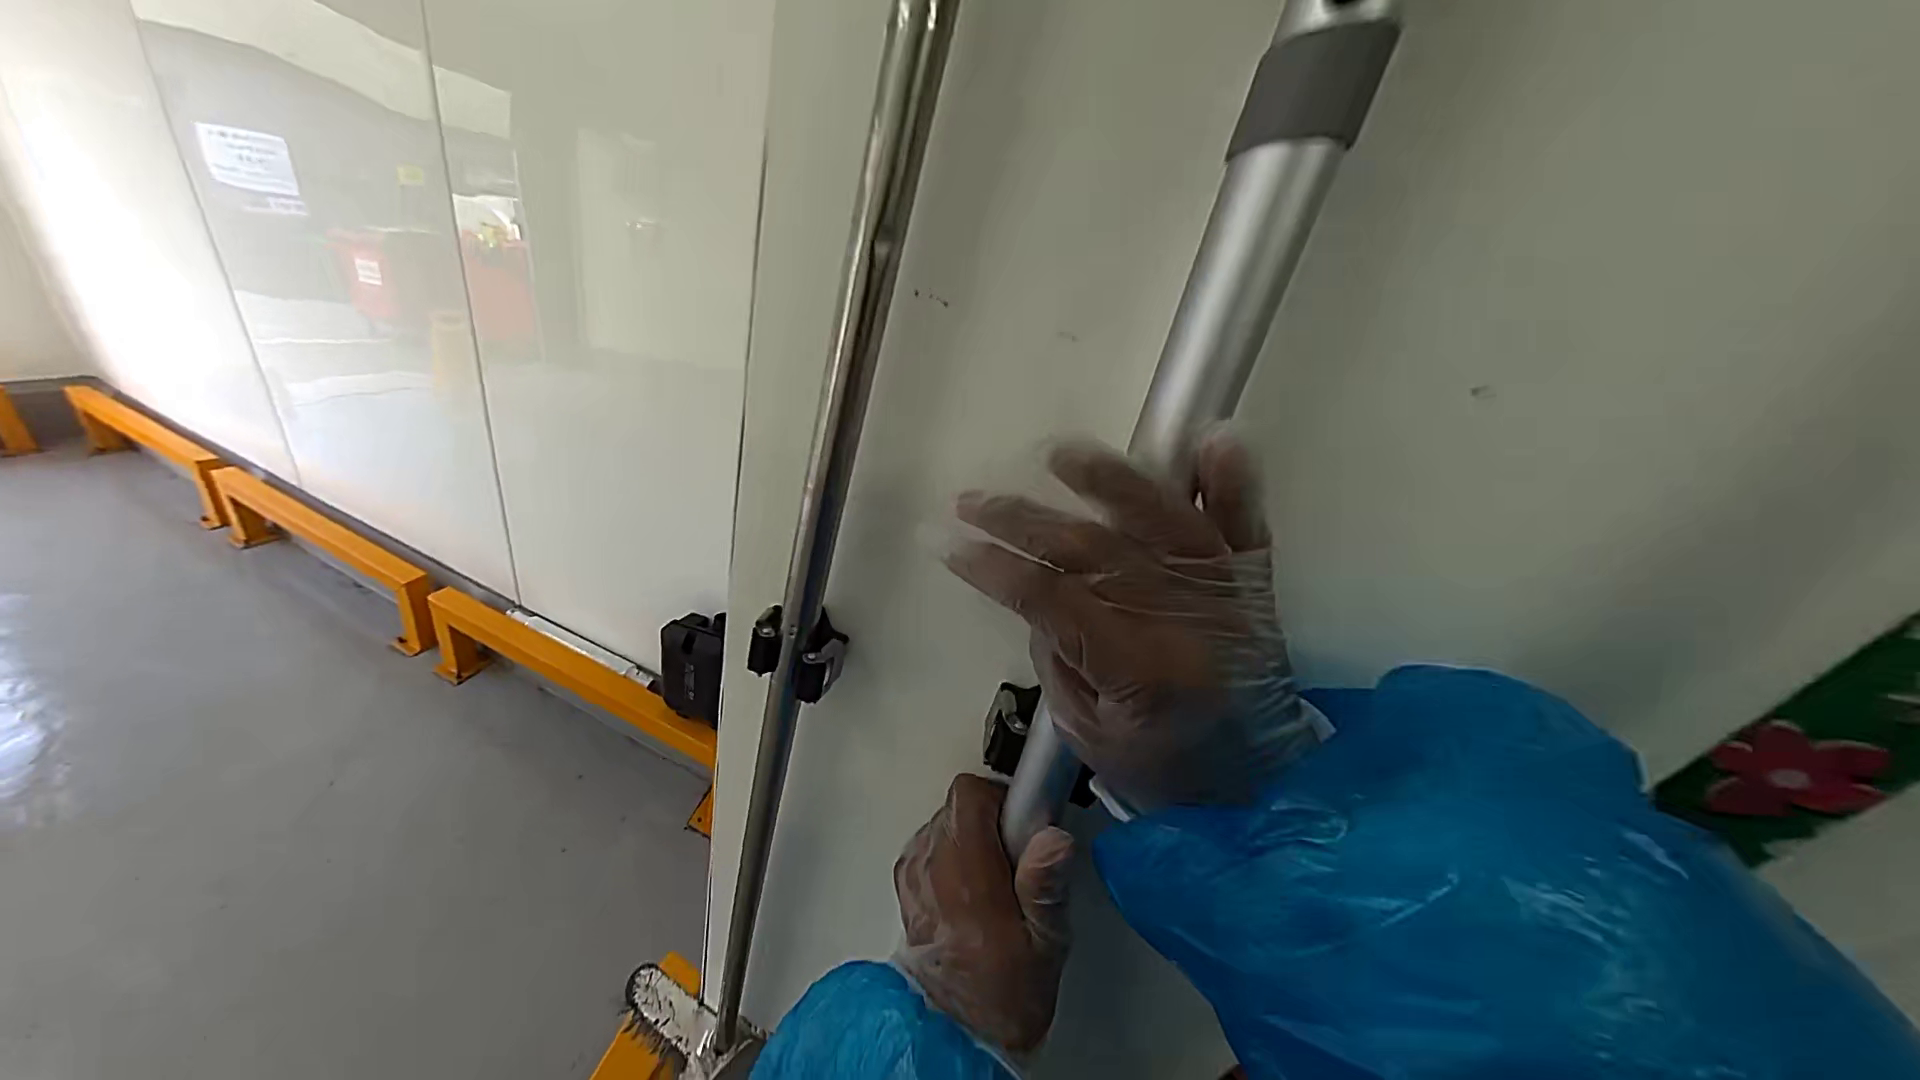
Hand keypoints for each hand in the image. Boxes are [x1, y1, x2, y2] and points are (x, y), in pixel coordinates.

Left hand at [894, 774, 1074, 1057]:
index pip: (970, 794)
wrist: (960, 1033)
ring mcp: (914, 873)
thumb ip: (1047, 883)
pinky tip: (972, 885)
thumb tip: (1052, 838)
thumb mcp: (1046, 942)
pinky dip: (953, 850)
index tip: (1022, 823)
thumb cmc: (1005, 993)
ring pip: (946, 819)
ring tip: (995, 877)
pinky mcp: (905, 882)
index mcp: (964, 876)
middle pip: (959, 804)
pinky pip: (931, 840)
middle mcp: (931, 868)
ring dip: (973, 834)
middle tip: (1016, 858)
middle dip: (993, 819)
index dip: (1001, 797)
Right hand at [945, 433, 1316, 809]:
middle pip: (1088, 545)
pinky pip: (1244, 520)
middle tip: (970, 502)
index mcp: (1137, 666)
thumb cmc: (1163, 766)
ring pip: (1159, 513)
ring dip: (1104, 477)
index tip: (948, 545)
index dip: (992, 567)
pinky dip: (1230, 480)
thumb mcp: (1087, 732)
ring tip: (1057, 455)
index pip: (1049, 596)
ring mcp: (1221, 588)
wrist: (1258, 780)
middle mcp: (1180, 613)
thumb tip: (1038, 595)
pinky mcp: (1252, 579)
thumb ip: (1058, 657)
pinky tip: (1209, 441)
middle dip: (1018, 520)